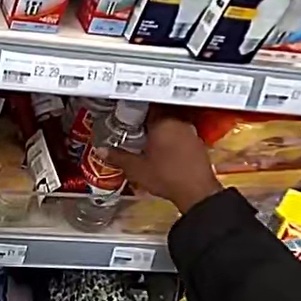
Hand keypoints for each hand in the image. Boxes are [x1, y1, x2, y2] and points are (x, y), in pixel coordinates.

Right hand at [109, 116, 223, 212]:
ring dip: (160, 131)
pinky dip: (171, 140)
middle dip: (146, 122)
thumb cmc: (166, 177)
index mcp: (163, 122)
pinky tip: (163, 152)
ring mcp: (191, 134)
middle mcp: (179, 123)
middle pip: (159, 115)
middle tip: (133, 131)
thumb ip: (117, 156)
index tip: (125, 118)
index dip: (134, 111)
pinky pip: (181, 136)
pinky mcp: (198, 146)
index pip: (146, 106)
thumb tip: (101, 150)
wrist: (197, 194)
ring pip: (171, 125)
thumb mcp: (136, 168)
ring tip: (146, 143)